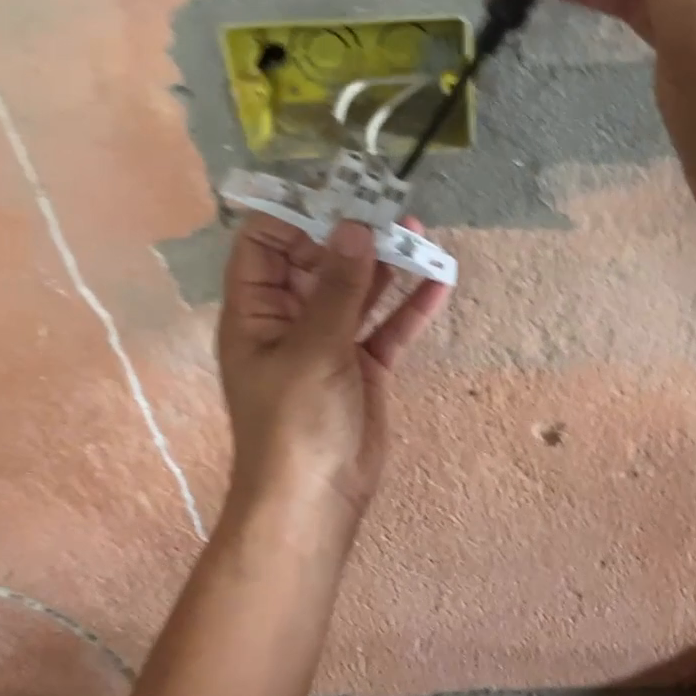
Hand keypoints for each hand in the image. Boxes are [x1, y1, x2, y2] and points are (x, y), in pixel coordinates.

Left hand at [217, 215, 451, 521]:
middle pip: (317, 262)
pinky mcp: (364, 367)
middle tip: (390, 208)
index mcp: (256, 311)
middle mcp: (290, 320)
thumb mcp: (313, 349)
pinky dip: (410, 307)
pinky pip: (387, 327)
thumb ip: (337, 287)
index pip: (264, 245)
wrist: (316, 500)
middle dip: (351, 234)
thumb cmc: (296, 424)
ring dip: (386, 263)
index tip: (340, 195)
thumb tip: (354, 227)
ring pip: (358, 290)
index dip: (296, 216)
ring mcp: (329, 343)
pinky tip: (439, 282)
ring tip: (418, 230)